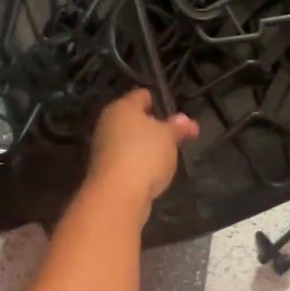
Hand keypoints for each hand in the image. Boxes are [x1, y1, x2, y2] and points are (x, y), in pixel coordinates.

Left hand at [86, 88, 198, 203]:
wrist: (117, 195)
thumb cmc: (144, 155)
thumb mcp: (169, 137)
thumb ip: (178, 127)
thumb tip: (185, 120)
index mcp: (121, 107)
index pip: (143, 95)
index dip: (161, 101)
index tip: (178, 114)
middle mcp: (108, 123)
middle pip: (136, 119)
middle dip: (157, 127)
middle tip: (178, 137)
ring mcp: (104, 147)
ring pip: (132, 140)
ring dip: (148, 147)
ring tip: (170, 156)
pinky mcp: (105, 169)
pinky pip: (128, 159)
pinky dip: (140, 163)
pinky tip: (154, 172)